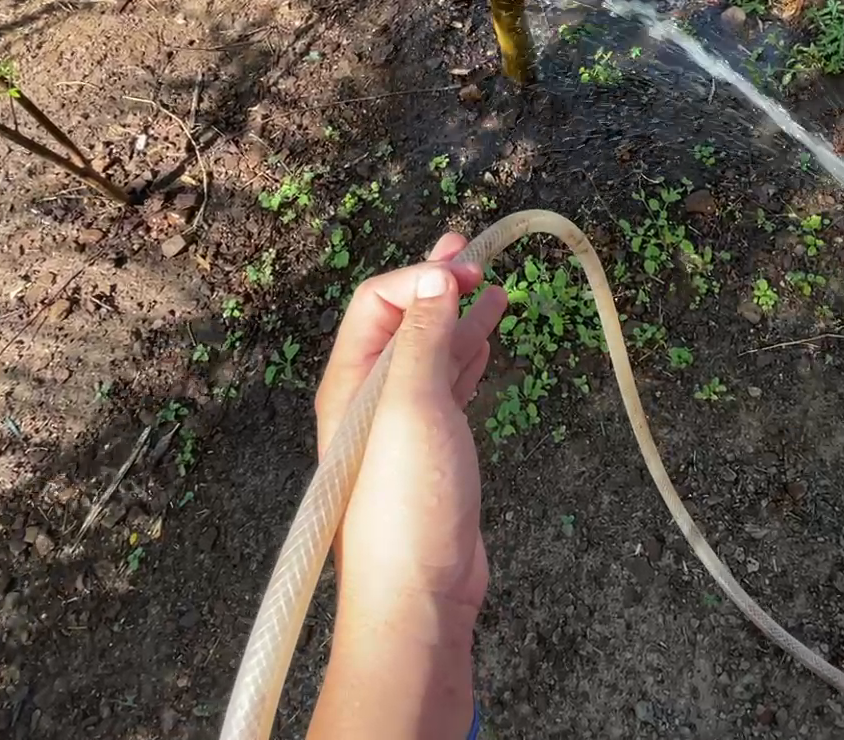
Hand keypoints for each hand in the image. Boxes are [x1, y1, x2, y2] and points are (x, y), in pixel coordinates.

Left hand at [312, 233, 508, 619]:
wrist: (420, 593)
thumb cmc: (408, 497)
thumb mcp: (412, 404)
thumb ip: (423, 336)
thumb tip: (434, 273)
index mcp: (352, 379)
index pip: (379, 302)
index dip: (421, 276)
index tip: (468, 267)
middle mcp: (373, 393)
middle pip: (405, 320)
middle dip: (437, 284)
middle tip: (473, 250)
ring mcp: (405, 419)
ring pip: (433, 350)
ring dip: (459, 315)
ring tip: (491, 287)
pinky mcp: (435, 442)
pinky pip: (451, 382)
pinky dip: (469, 353)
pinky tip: (484, 339)